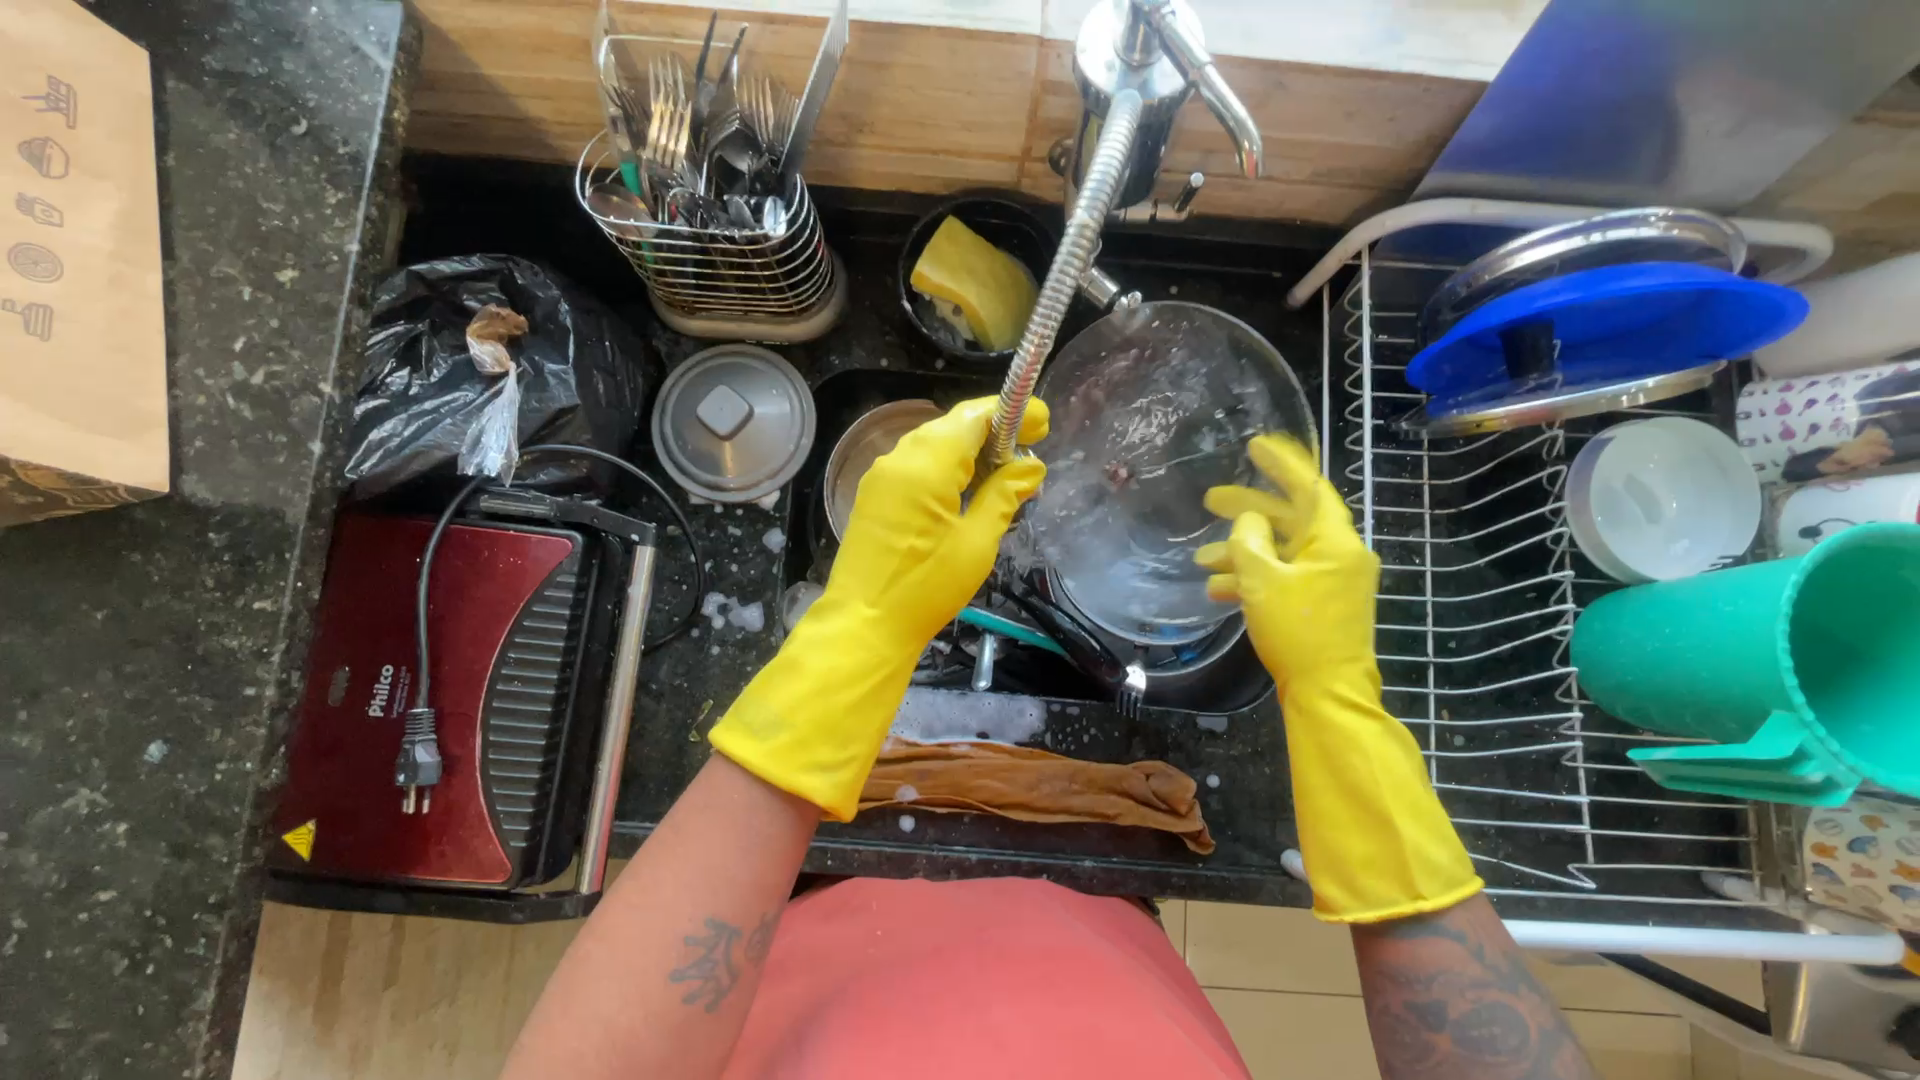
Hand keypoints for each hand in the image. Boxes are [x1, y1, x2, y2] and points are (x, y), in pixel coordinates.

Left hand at [710, 397, 1048, 820]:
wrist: (865, 623)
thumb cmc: (926, 587)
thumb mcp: (977, 542)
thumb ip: (1004, 495)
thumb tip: (1031, 465)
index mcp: (926, 464)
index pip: (973, 417)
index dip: (1012, 412)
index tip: (1044, 421)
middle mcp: (899, 458)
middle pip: (952, 426)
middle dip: (994, 429)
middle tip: (1034, 442)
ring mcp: (882, 476)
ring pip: (933, 444)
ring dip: (971, 449)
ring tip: (1008, 467)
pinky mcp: (876, 495)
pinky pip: (917, 465)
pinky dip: (948, 466)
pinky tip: (971, 486)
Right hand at [1195, 435, 1481, 923]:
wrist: (1328, 696)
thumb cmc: (1298, 632)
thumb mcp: (1263, 580)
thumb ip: (1250, 541)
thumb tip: (1250, 522)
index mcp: (1335, 541)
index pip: (1309, 487)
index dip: (1281, 463)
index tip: (1254, 445)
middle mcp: (1339, 555)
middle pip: (1290, 519)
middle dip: (1248, 512)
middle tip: (1210, 500)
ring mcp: (1331, 582)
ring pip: (1281, 552)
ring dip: (1242, 554)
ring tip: (1200, 560)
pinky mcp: (1320, 606)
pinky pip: (1283, 579)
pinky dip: (1253, 580)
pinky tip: (1218, 590)